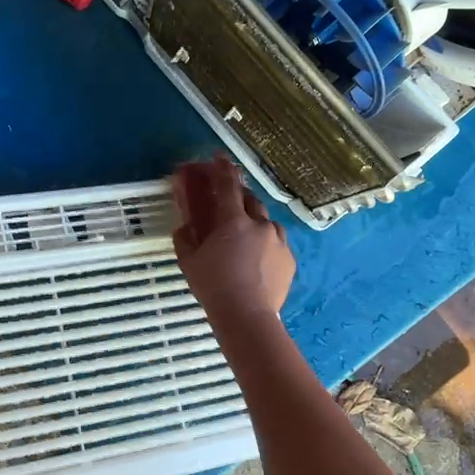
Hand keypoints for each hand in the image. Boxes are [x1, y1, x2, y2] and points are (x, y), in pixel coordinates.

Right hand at [171, 156, 293, 323]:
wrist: (247, 316)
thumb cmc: (212, 287)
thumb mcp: (188, 261)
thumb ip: (185, 237)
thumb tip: (184, 225)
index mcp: (233, 221)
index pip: (227, 185)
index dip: (221, 168)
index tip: (218, 157)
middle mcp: (260, 224)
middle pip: (249, 199)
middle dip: (238, 195)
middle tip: (227, 200)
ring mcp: (278, 241)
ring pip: (266, 221)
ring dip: (254, 221)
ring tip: (244, 235)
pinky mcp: (289, 259)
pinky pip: (276, 242)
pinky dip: (265, 243)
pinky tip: (257, 258)